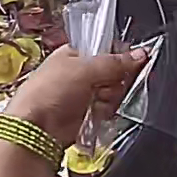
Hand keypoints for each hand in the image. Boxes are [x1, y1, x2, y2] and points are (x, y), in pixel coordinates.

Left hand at [3, 46, 146, 145]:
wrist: (36, 128)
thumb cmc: (51, 90)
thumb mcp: (85, 69)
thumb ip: (115, 62)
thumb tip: (141, 54)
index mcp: (75, 53)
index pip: (108, 49)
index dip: (121, 56)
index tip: (129, 63)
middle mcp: (80, 72)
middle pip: (114, 72)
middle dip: (115, 81)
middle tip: (105, 85)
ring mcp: (83, 94)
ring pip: (113, 92)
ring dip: (110, 98)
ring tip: (97, 101)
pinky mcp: (86, 114)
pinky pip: (108, 109)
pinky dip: (106, 112)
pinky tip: (97, 113)